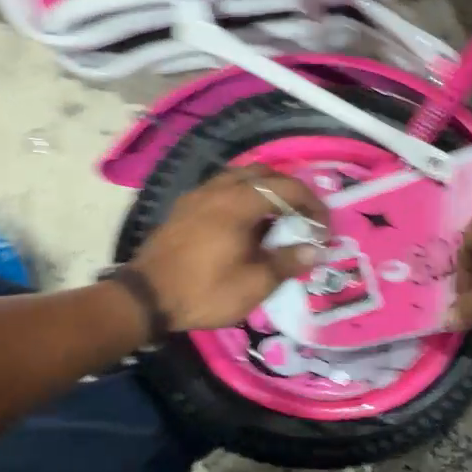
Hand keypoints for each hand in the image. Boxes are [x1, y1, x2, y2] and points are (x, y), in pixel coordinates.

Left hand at [127, 166, 327, 330]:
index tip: (324, 230)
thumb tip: (316, 251)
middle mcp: (218, 189)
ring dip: (267, 191)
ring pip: (241, 176)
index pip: (287, 188)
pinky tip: (249, 223)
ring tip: (279, 218)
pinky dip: (245, 197)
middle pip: (264, 173)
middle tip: (305, 218)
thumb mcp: (256, 284)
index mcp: (239, 203)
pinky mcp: (186, 207)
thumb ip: (288, 262)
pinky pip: (223, 188)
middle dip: (291, 192)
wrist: (146, 298)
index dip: (313, 205)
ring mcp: (198, 195)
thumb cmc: (206, 291)